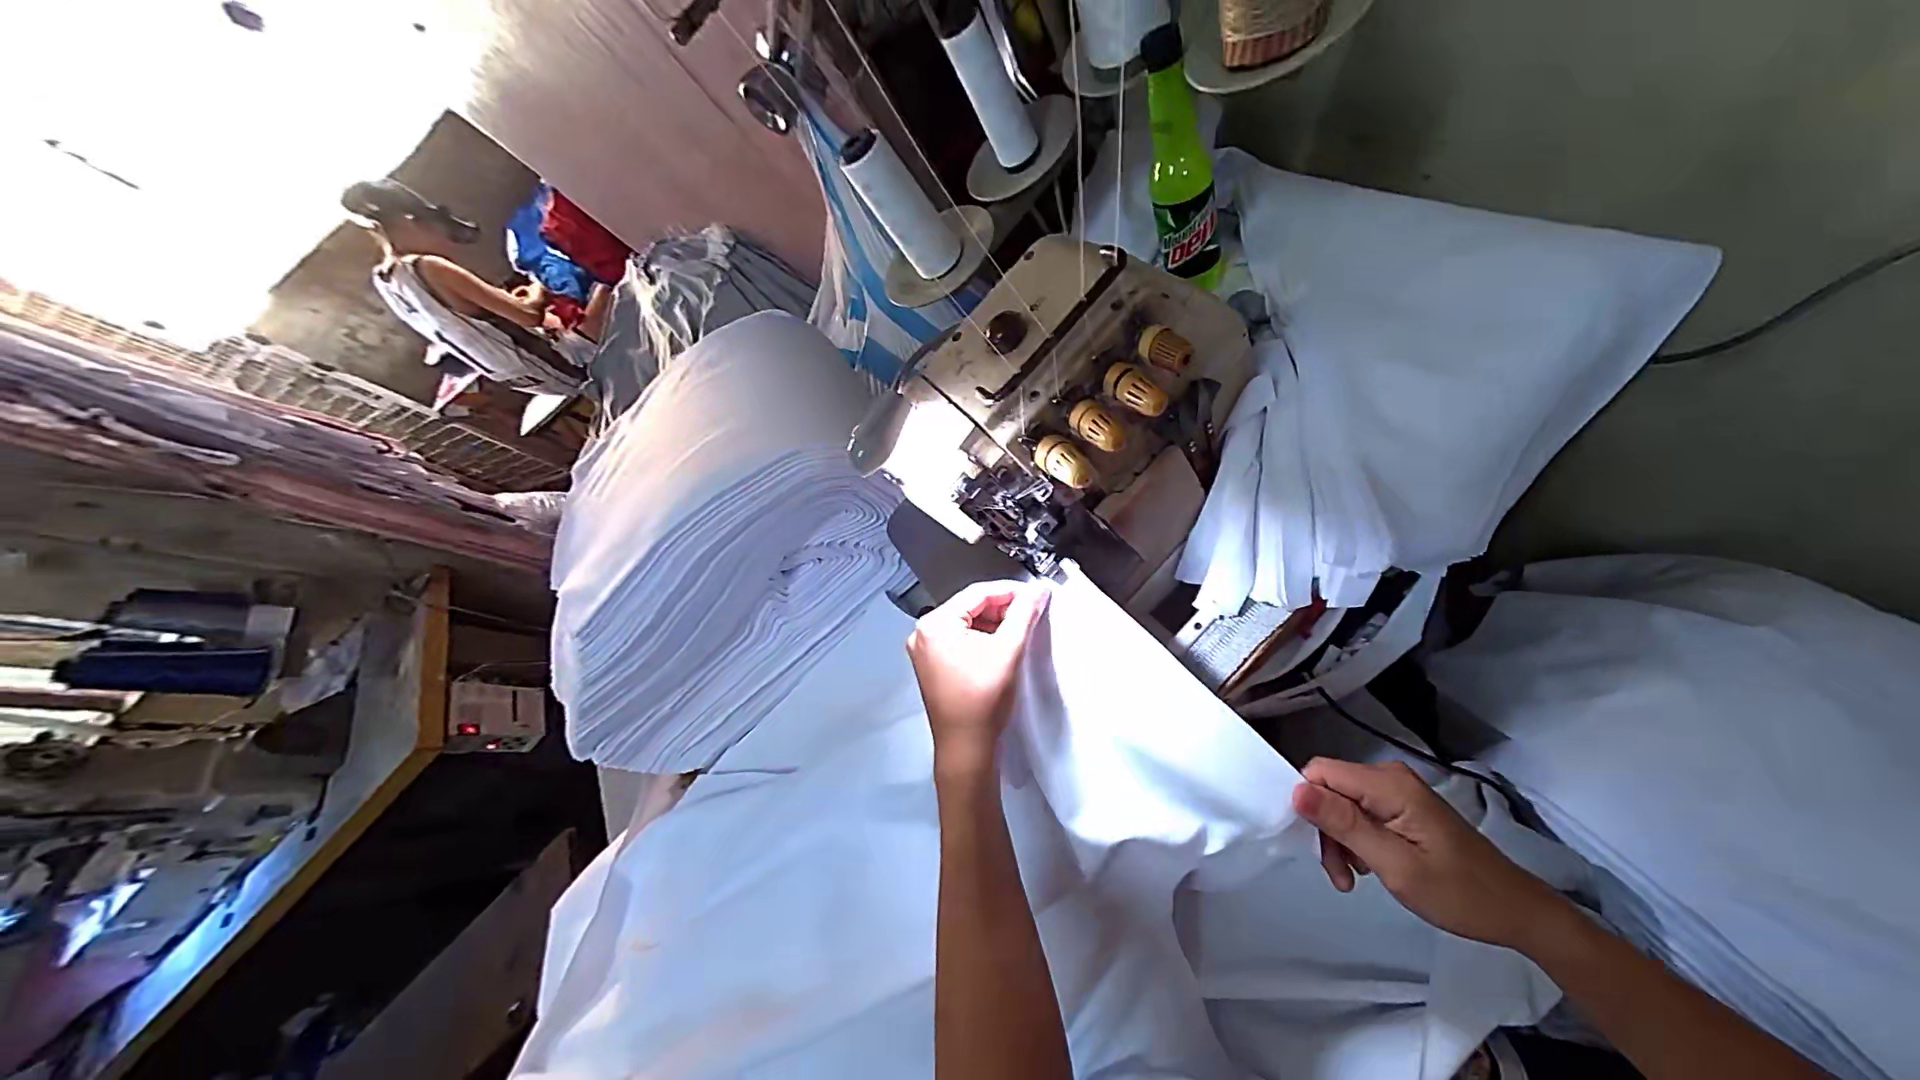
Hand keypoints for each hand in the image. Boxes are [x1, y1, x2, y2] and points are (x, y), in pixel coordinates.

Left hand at [906, 580, 1049, 778]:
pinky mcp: (934, 665)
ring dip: (994, 624)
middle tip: (1030, 612)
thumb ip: (1024, 614)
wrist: (967, 747)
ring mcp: (926, 651)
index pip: (977, 593)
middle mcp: (924, 635)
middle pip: (971, 606)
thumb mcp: (1008, 650)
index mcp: (935, 626)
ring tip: (1019, 632)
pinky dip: (982, 639)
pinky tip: (1002, 647)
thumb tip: (1035, 593)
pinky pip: (961, 640)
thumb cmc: (978, 707)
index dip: (1009, 591)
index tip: (1032, 594)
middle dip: (1002, 608)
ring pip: (967, 623)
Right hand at [1291, 758, 1567, 949]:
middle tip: (1337, 873)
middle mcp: (1389, 778)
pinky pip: (1359, 812)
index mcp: (1388, 784)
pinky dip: (1354, 839)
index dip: (1306, 804)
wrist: (1518, 913)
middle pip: (1329, 788)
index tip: (1312, 844)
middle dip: (1323, 828)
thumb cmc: (1459, 893)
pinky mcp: (1402, 807)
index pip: (1319, 772)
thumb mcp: (1395, 864)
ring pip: (1341, 803)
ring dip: (1337, 839)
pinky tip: (1364, 867)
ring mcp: (1398, 792)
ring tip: (1350, 877)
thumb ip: (1344, 824)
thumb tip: (1296, 791)